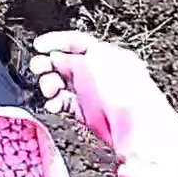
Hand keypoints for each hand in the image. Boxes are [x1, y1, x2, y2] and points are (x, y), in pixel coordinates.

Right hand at [31, 32, 177, 176]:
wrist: (139, 134)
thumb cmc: (123, 94)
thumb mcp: (89, 63)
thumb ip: (68, 58)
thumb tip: (55, 59)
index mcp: (108, 54)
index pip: (77, 41)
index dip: (56, 42)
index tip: (38, 46)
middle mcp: (104, 73)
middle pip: (68, 63)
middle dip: (50, 64)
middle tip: (39, 69)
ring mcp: (98, 95)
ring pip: (66, 84)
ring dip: (51, 84)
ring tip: (48, 89)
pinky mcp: (93, 116)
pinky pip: (69, 104)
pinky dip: (57, 102)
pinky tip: (52, 104)